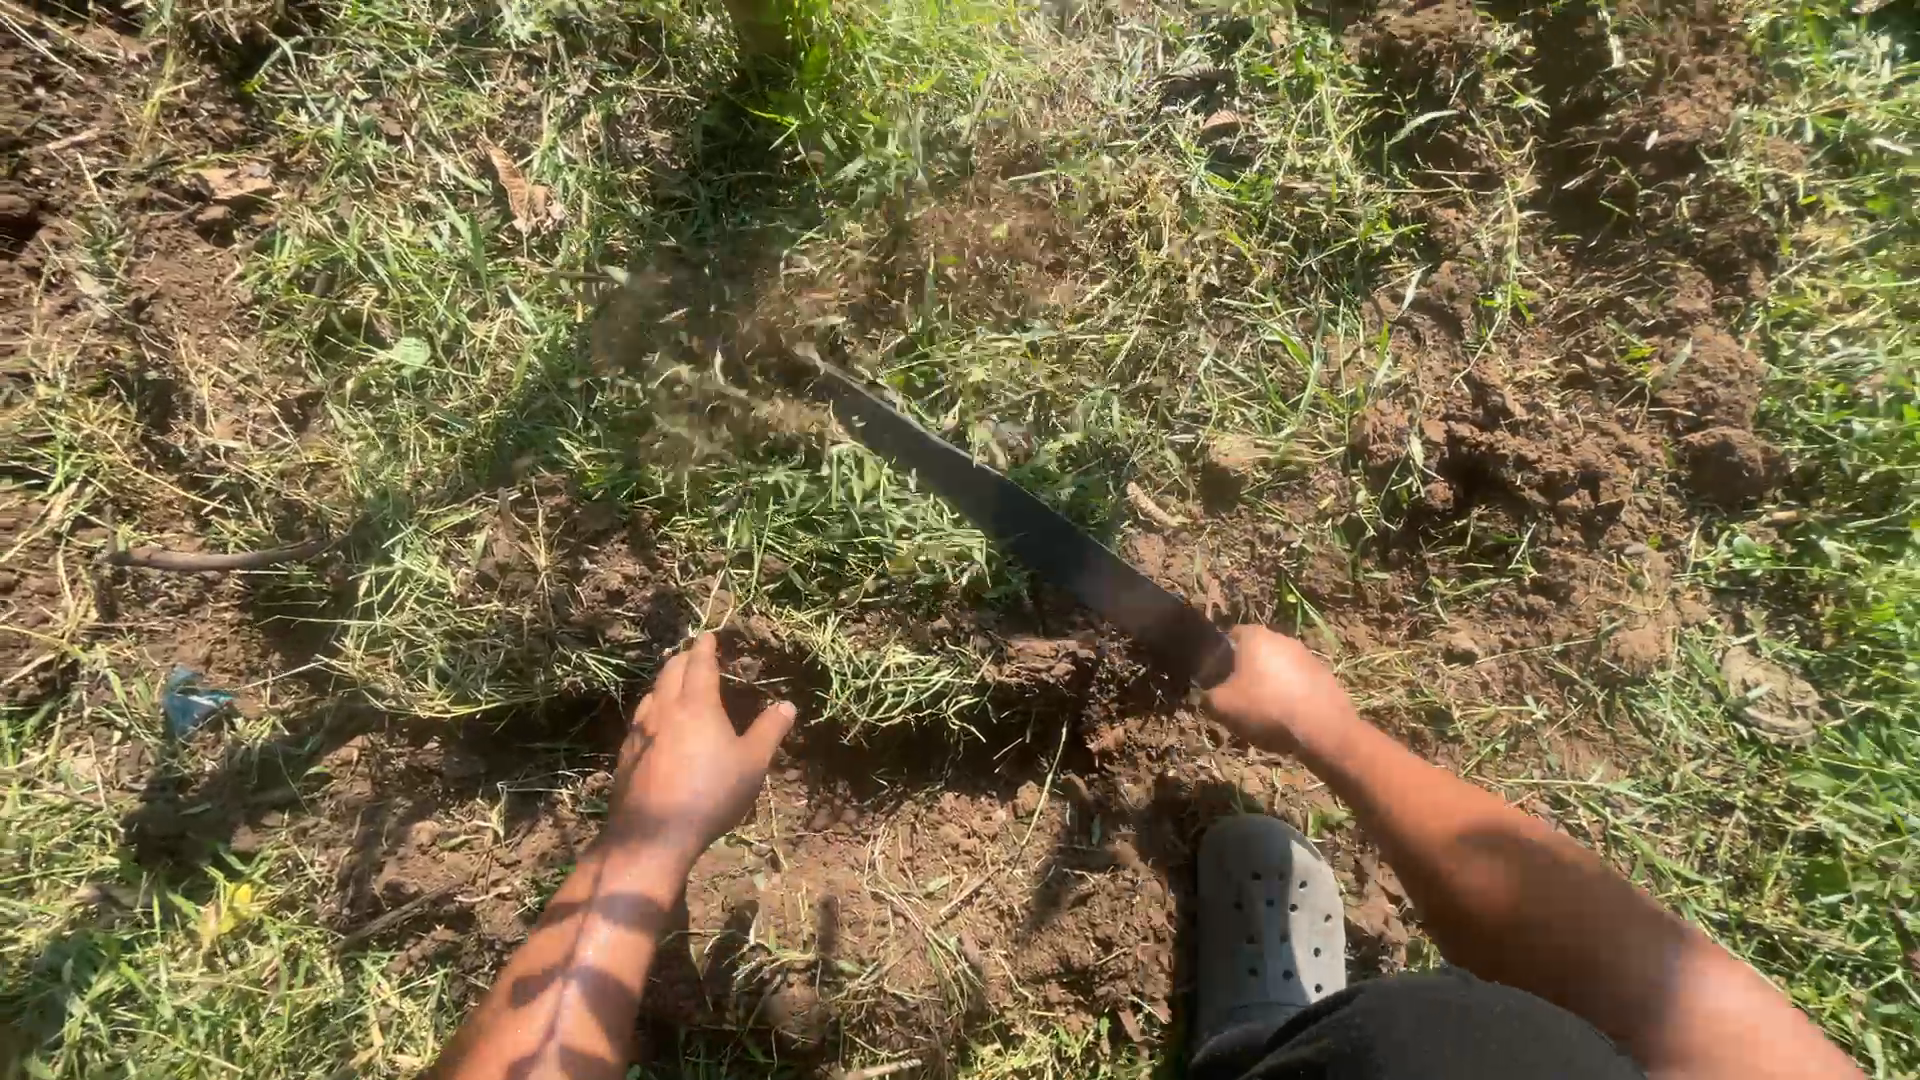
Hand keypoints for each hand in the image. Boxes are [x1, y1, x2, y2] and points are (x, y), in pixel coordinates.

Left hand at [606, 633, 796, 866]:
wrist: (653, 835)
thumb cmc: (711, 793)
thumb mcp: (752, 762)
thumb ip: (769, 730)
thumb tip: (787, 705)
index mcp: (697, 705)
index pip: (700, 665)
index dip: (705, 648)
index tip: (707, 636)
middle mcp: (665, 711)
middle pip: (670, 672)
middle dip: (683, 658)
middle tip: (693, 654)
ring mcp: (640, 733)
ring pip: (651, 694)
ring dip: (664, 681)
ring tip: (673, 682)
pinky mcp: (625, 755)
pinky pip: (640, 719)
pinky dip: (652, 708)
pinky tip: (654, 724)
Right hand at [1201, 625, 1362, 755]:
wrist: (1323, 728)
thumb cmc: (1265, 707)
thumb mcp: (1221, 705)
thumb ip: (1208, 695)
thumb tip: (1209, 695)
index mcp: (1254, 636)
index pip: (1230, 635)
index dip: (1220, 655)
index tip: (1218, 678)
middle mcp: (1281, 638)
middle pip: (1255, 652)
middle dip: (1247, 671)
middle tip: (1239, 698)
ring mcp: (1306, 655)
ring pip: (1278, 668)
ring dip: (1270, 684)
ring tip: (1265, 714)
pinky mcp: (1325, 675)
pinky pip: (1298, 682)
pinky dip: (1290, 695)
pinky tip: (1288, 718)